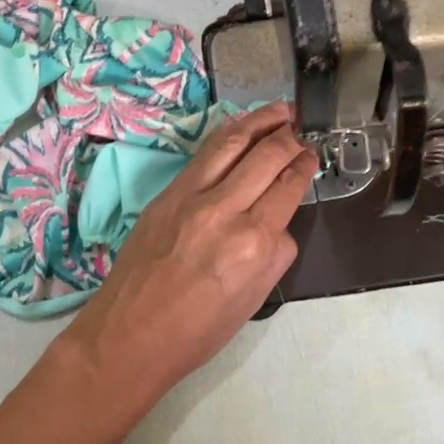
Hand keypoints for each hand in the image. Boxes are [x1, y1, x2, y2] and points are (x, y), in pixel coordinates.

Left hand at [55, 102, 317, 413]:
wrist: (130, 334)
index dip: (305, 166)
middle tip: (302, 128)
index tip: (313, 155)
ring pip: (233, 144)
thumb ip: (275, 254)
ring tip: (280, 110)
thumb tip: (277, 222)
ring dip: (260, 121)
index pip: (288, 188)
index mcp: (254, 245)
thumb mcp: (253, 300)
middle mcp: (225, 212)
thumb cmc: (197, 331)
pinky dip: (227, 134)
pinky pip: (204, 154)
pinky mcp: (168, 194)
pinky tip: (240, 126)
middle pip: (266, 157)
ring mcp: (192, 197)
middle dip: (290, 138)